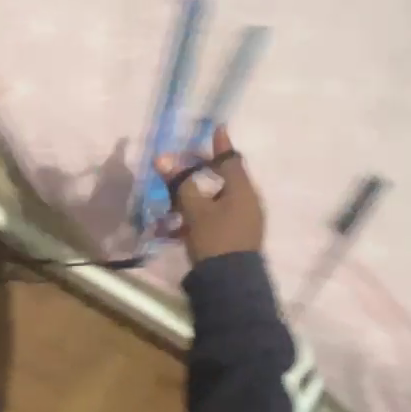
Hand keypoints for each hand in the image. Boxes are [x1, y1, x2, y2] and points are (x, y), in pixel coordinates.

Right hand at [157, 128, 263, 263]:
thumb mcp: (195, 210)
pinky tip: (175, 228)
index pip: (231, 160)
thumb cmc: (215, 239)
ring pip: (216, 201)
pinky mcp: (235, 239)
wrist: (231, 284)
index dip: (221, 144)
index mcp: (242, 190)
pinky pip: (214, 220)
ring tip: (172, 201)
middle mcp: (247, 202)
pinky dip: (197, 218)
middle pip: (224, 180)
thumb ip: (180, 184)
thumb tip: (163, 159)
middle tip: (184, 165)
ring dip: (195, 198)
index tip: (217, 128)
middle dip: (201, 172)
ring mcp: (243, 222)